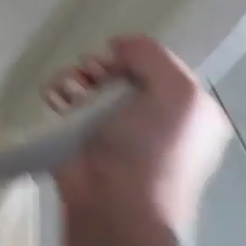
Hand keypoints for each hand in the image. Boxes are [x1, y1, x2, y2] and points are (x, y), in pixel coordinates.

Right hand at [45, 36, 232, 245]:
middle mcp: (155, 113)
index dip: (136, 58)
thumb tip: (120, 44)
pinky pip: (64, 95)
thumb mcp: (178, 97)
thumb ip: (154, 58)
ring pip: (88, 79)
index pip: (158, 64)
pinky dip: (56, 92)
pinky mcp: (79, 129)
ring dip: (73, 78)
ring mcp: (115, 123)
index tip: (120, 65)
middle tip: (91, 78)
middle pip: (119, 69)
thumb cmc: (154, 149)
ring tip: (69, 92)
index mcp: (189, 108)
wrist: (116, 200)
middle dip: (99, 67)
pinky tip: (56, 100)